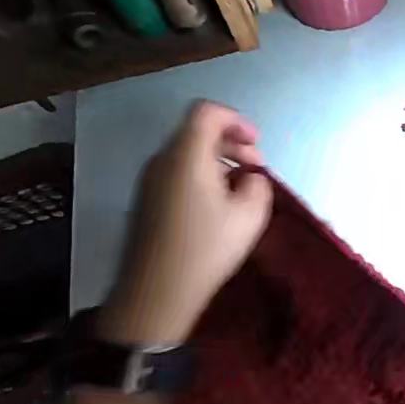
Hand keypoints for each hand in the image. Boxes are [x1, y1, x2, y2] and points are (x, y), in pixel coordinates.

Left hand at [99, 101, 272, 346]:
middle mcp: (162, 160)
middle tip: (256, 168)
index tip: (256, 145)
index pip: (207, 112)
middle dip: (231, 143)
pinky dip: (202, 176)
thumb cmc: (207, 248)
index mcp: (187, 156)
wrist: (156, 290)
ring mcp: (149, 180)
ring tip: (241, 190)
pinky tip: (218, 206)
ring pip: (187, 153)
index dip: (236, 120)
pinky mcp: (146, 199)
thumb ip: (257, 185)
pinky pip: (177, 172)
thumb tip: (250, 177)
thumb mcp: (250, 216)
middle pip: (196, 132)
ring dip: (218, 161)